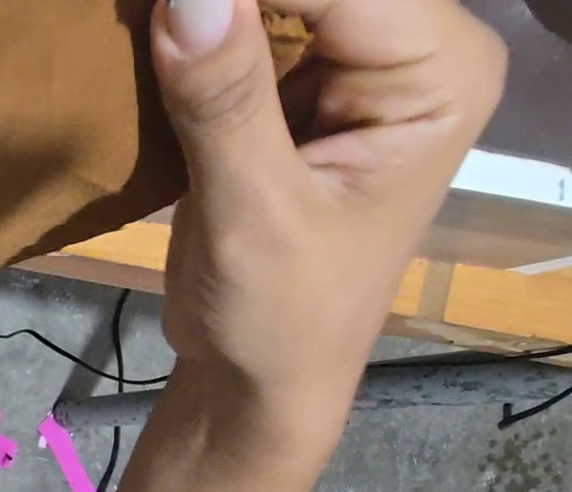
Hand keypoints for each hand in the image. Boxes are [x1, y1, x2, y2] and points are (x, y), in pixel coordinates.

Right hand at [152, 0, 505, 412]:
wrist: (255, 374)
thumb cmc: (278, 315)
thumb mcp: (252, 215)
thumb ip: (225, 103)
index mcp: (433, 73)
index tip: (160, 2)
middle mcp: (398, 56)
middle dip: (220, 3)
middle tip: (141, 15)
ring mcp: (336, 79)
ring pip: (265, 8)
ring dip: (197, 20)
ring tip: (137, 27)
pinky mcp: (280, 107)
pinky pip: (231, 51)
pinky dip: (184, 52)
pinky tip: (147, 57)